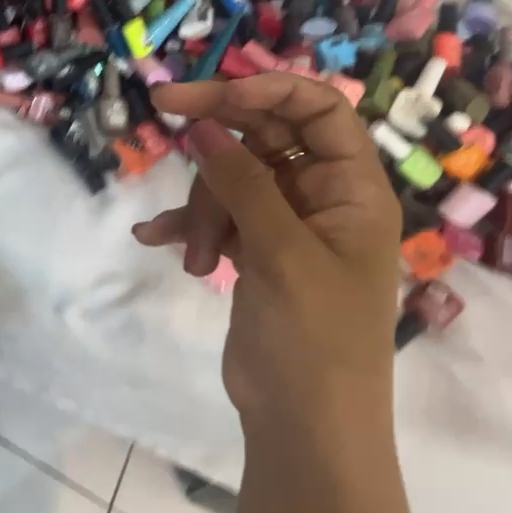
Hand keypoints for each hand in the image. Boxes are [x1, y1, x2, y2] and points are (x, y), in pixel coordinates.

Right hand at [132, 74, 401, 431]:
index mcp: (353, 190)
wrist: (305, 424)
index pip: (318, 111)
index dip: (267, 88)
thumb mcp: (281, 253)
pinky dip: (187, 227)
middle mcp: (322, 197)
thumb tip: (201, 125)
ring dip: (201, 208)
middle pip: (264, 136)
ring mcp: (285, 225)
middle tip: (163, 109)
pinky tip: (158, 242)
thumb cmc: (315, 338)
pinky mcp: (254, 251)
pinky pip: (214, 217)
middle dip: (216, 136)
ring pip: (229, 178)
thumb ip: (242, 184)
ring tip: (194, 256)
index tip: (207, 91)